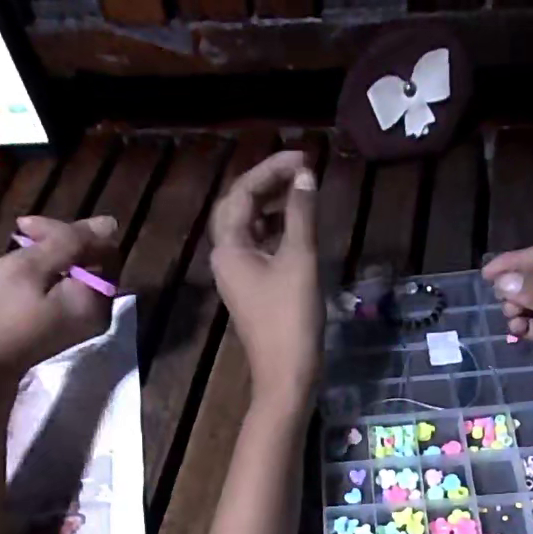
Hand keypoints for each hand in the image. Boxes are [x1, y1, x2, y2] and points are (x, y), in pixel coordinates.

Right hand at [0, 215, 118, 382]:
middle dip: (62, 241)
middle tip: (22, 233)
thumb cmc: (0, 310)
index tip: (27, 226)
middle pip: (95, 261)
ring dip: (55, 256)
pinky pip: (72, 291)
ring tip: (20, 248)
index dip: (69, 229)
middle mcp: (102, 311)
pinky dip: (53, 275)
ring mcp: (89, 322)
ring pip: (82, 274)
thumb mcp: (32, 266)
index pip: (100, 247)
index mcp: (97, 297)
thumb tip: (111, 225)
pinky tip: (27, 270)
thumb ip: (72, 243)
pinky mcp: (72, 326)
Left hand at [209, 150, 321, 409]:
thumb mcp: (299, 262)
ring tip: (302, 194)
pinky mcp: (254, 293)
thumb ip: (301, 215)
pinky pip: (261, 251)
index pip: (242, 193)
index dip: (271, 170)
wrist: (286, 375)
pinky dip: (278, 234)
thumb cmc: (290, 319)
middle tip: (301, 171)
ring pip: (251, 230)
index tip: (304, 158)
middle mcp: (227, 258)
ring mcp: (239, 278)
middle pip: (241, 208)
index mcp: (229, 247)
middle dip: (268, 185)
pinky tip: (299, 231)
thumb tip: (306, 177)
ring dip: (274, 208)